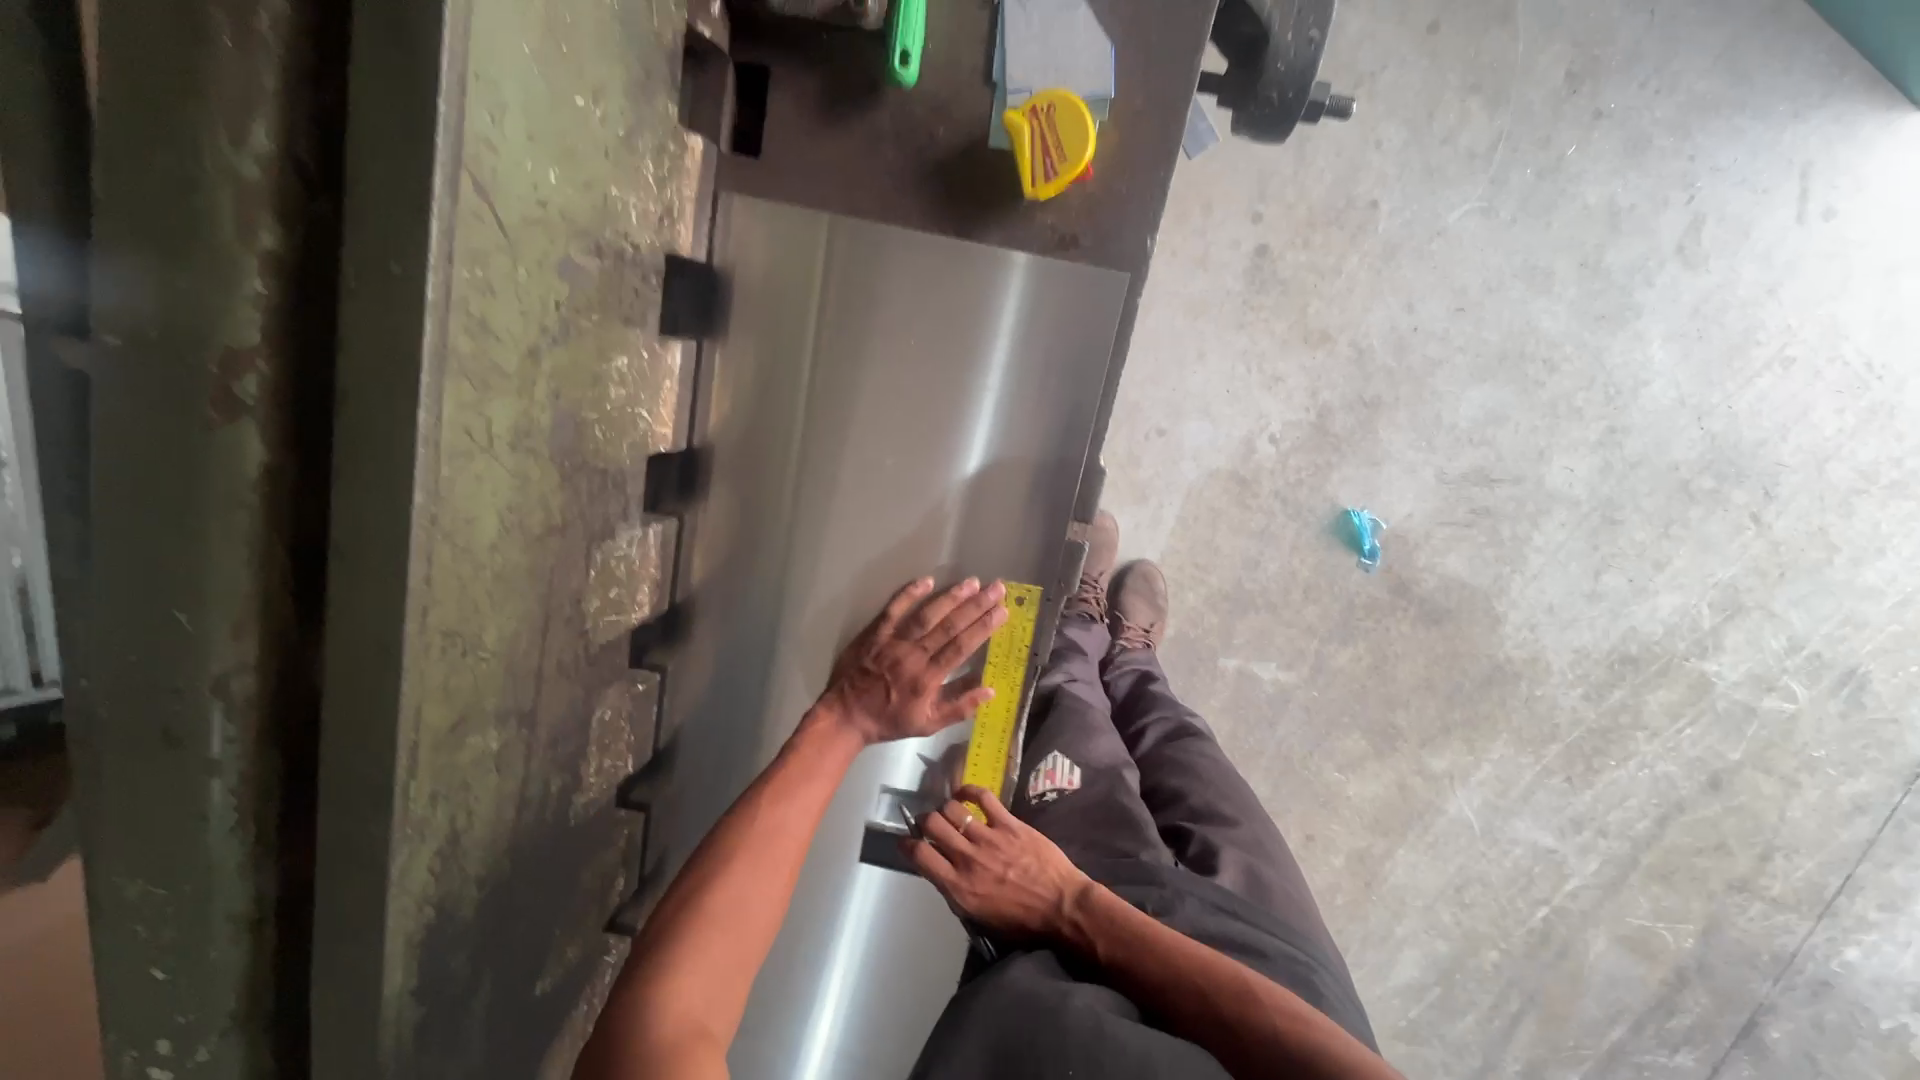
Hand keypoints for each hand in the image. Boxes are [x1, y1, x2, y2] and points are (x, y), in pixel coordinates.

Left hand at [811, 577, 1008, 745]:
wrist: (846, 716)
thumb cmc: (889, 720)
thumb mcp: (928, 724)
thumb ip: (959, 707)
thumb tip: (990, 689)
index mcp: (929, 679)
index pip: (962, 647)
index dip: (984, 627)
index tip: (1002, 612)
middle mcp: (914, 656)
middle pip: (950, 626)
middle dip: (976, 606)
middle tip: (997, 589)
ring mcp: (893, 642)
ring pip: (926, 614)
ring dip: (951, 597)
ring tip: (972, 582)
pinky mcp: (875, 633)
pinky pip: (894, 609)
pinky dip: (910, 593)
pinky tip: (927, 580)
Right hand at [905, 786, 1093, 940]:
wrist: (1061, 906)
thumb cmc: (1022, 920)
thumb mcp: (980, 918)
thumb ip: (957, 893)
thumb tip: (942, 873)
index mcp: (958, 887)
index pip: (920, 856)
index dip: (907, 844)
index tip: (906, 841)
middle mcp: (967, 859)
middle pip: (932, 825)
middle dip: (925, 821)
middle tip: (929, 823)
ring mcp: (988, 838)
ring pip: (951, 809)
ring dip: (945, 809)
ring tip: (948, 812)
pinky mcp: (1008, 823)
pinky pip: (982, 797)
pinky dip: (969, 791)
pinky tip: (964, 793)